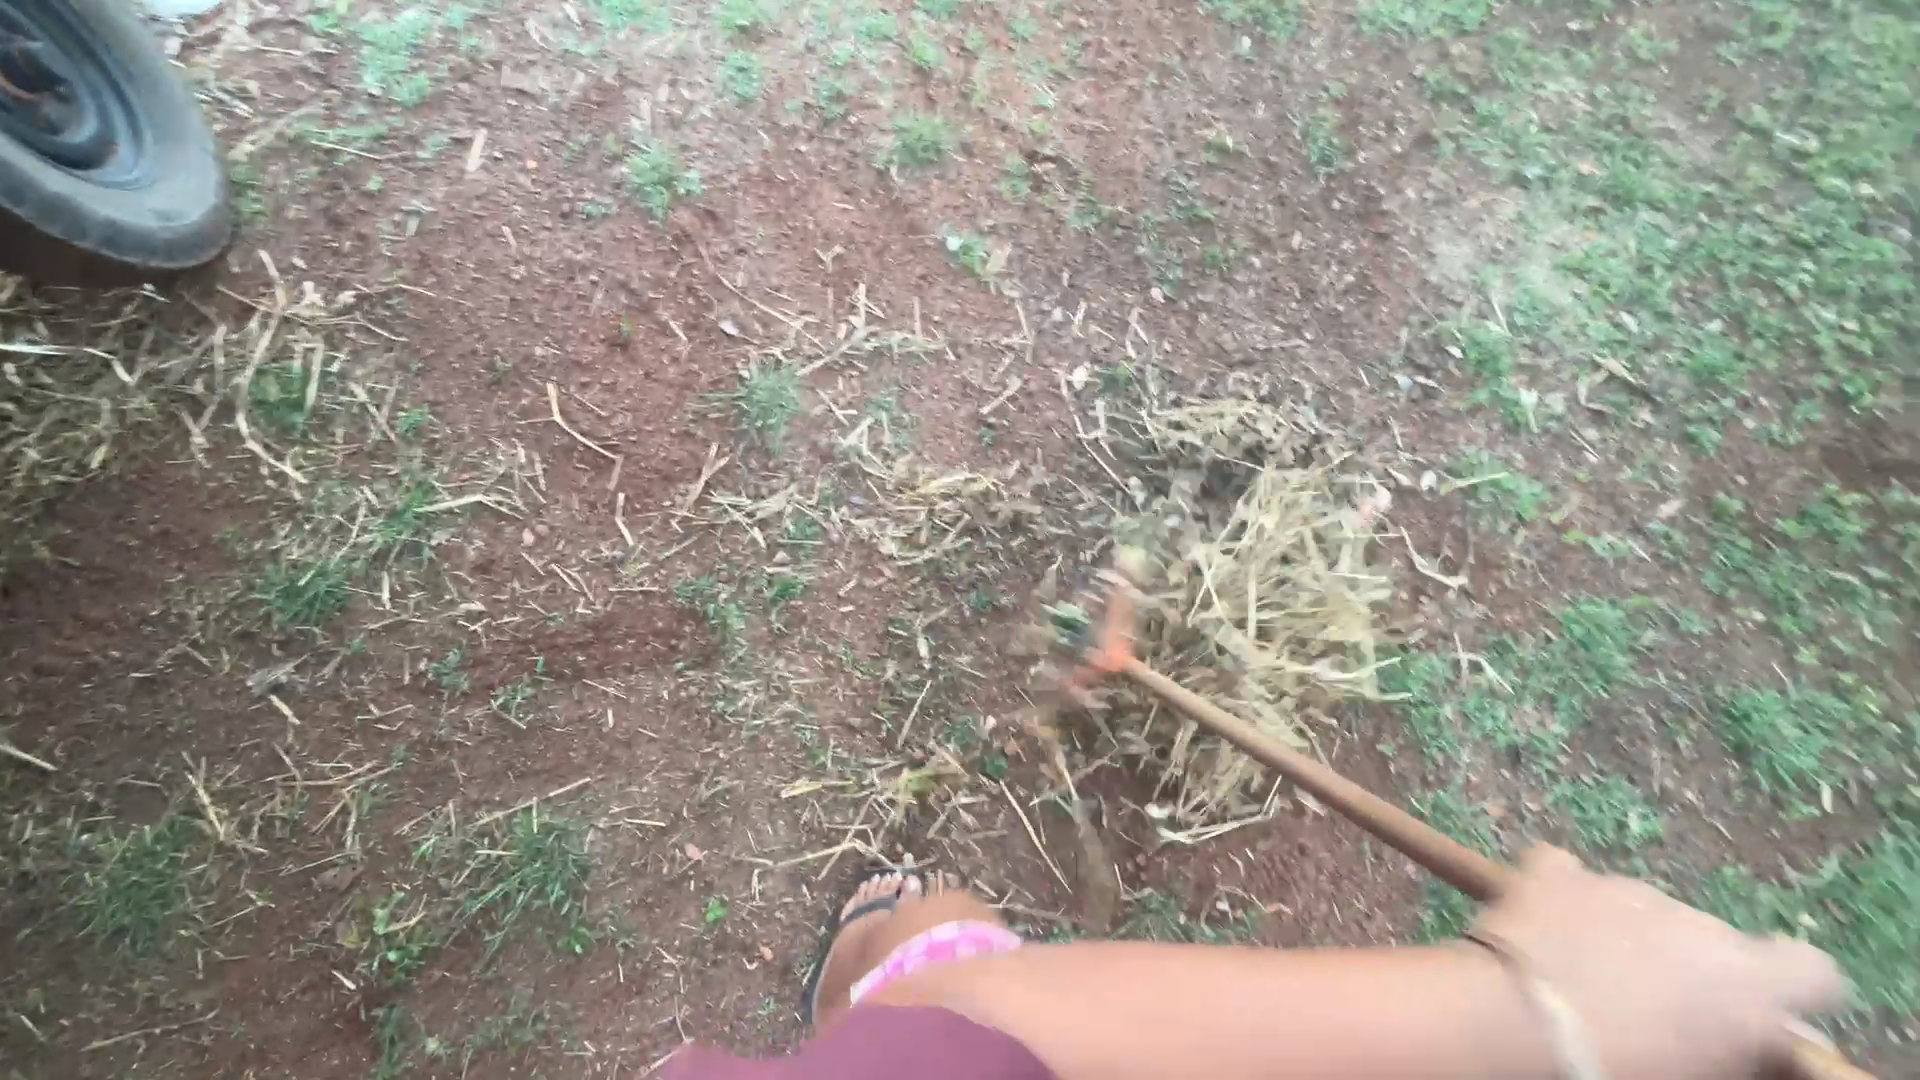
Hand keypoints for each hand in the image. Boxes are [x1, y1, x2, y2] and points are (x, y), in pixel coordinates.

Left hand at [1472, 847, 1847, 1079]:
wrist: (1526, 1020)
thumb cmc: (1626, 1062)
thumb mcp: (1709, 1067)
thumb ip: (1743, 1040)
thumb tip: (1760, 1030)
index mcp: (1752, 979)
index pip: (1810, 968)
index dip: (1788, 984)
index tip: (1758, 1004)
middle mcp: (1694, 921)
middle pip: (1710, 935)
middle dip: (1689, 960)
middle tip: (1652, 998)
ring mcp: (1620, 887)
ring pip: (1638, 904)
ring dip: (1624, 926)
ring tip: (1586, 966)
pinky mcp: (1556, 872)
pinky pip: (1565, 872)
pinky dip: (1562, 890)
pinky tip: (1546, 919)